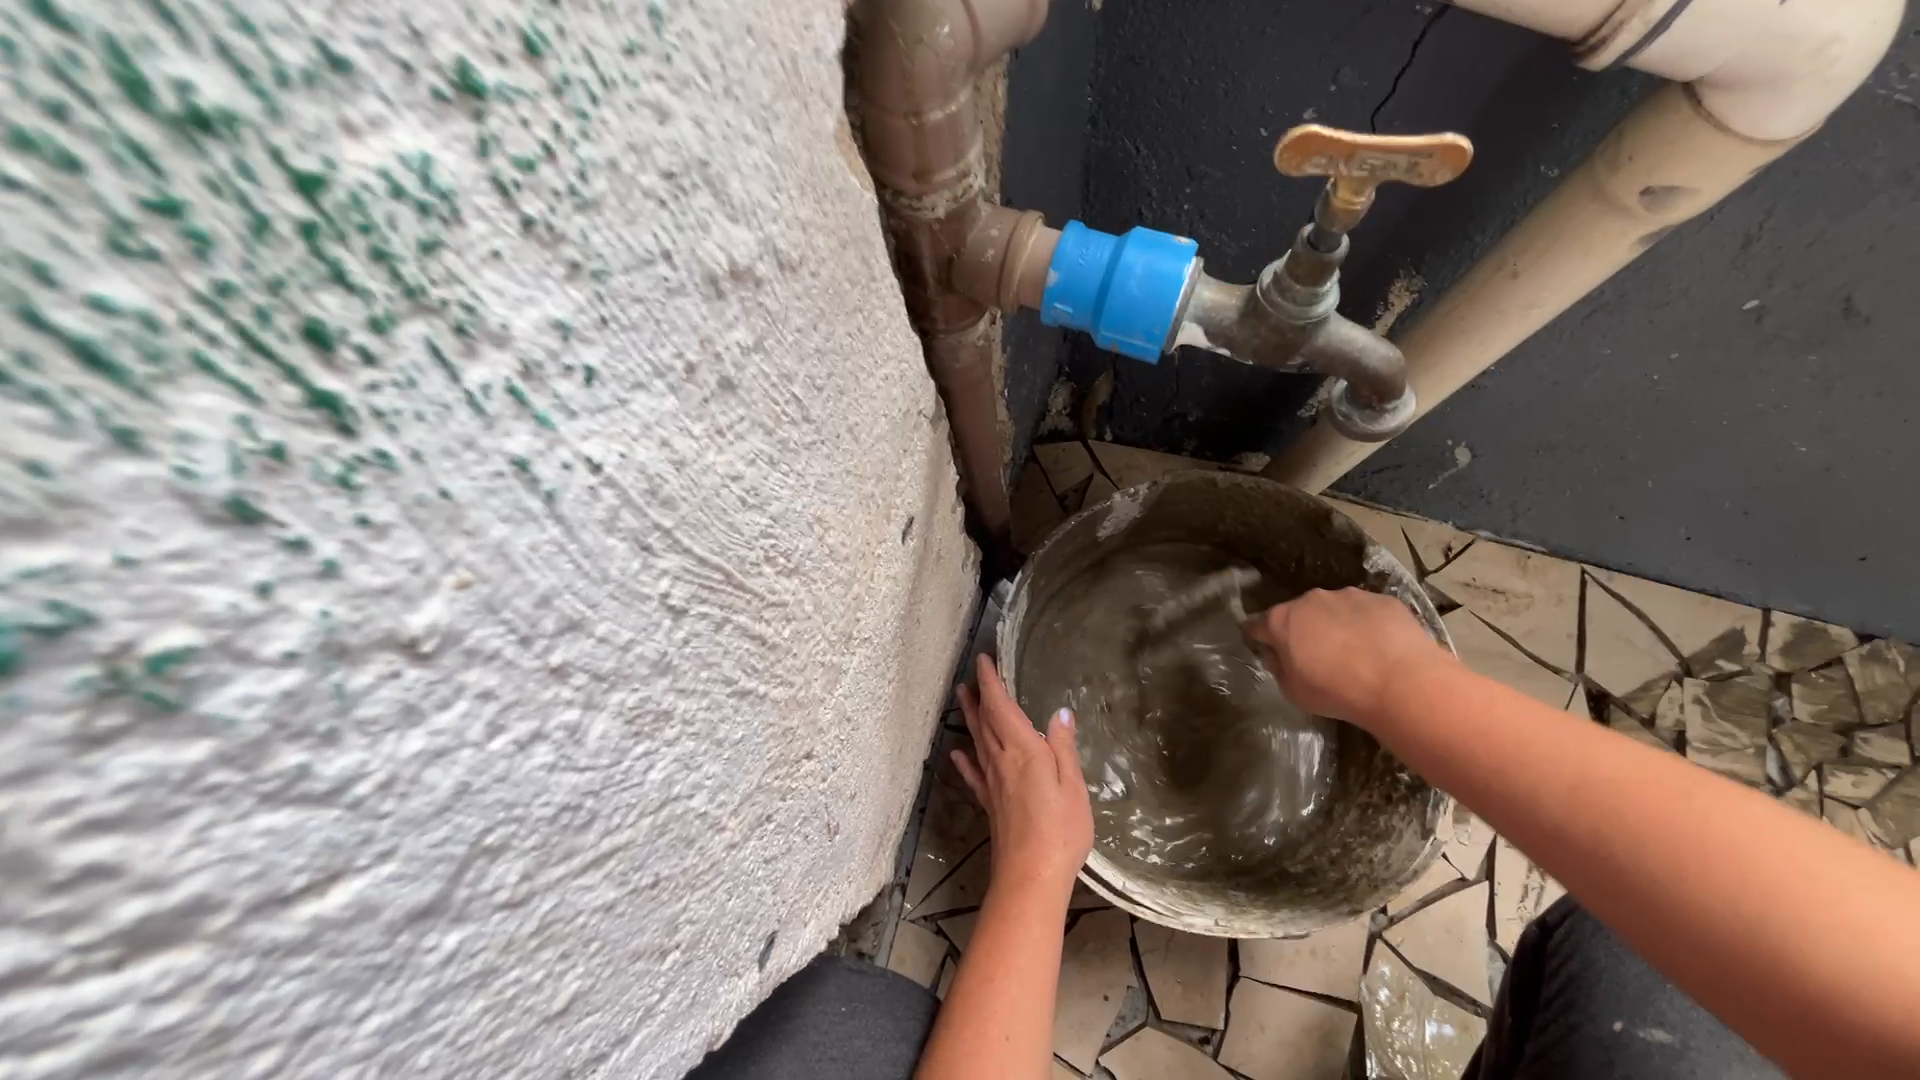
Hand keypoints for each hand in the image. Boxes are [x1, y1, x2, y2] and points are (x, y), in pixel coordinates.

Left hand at [953, 654, 1094, 893]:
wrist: (1031, 875)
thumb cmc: (1060, 829)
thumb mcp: (1073, 784)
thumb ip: (1063, 747)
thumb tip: (1059, 712)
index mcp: (1023, 750)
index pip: (1000, 707)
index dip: (991, 682)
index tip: (983, 660)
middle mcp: (1001, 761)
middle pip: (984, 721)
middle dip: (977, 696)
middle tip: (969, 677)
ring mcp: (992, 783)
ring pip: (976, 741)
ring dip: (969, 718)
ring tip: (961, 700)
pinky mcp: (990, 804)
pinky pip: (973, 773)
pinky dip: (964, 760)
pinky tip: (957, 754)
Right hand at [1241, 587, 1452, 727]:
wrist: (1401, 683)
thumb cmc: (1337, 691)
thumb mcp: (1293, 692)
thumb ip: (1278, 668)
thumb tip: (1275, 655)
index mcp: (1281, 620)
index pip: (1255, 624)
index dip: (1259, 638)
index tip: (1267, 650)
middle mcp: (1310, 599)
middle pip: (1297, 613)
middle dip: (1301, 630)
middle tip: (1317, 657)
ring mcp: (1348, 595)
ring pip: (1333, 609)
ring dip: (1335, 625)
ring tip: (1355, 653)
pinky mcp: (1382, 599)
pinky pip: (1366, 611)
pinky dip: (1367, 625)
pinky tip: (1381, 648)